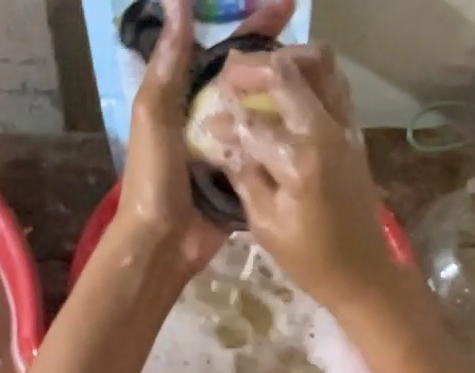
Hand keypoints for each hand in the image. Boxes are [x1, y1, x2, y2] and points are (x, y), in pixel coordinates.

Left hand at [114, 0, 297, 272]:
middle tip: (314, 50)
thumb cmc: (153, 180)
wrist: (162, 246)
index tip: (286, 7)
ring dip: (287, 99)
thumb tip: (179, 0)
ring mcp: (228, 152)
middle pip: (248, 81)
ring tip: (322, 79)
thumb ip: (170, 62)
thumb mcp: (155, 114)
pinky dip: (285, 142)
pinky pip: (267, 155)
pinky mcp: (244, 182)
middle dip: (278, 61)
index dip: (252, 27)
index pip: (221, 51)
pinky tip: (313, 125)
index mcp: (184, 99)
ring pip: (262, 116)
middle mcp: (208, 120)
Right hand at [216, 47, 406, 311]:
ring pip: (320, 65)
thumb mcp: (265, 225)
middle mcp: (326, 133)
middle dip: (251, 71)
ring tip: (259, 78)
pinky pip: (334, 85)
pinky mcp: (354, 133)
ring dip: (287, 63)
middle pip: (287, 73)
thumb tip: (224, 143)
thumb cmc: (309, 259)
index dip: (224, 119)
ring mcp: (346, 129)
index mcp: (299, 161)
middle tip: (228, 80)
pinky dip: (308, 78)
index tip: (207, 125)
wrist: (361, 272)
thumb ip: (245, 176)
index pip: (252, 122)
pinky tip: (286, 96)